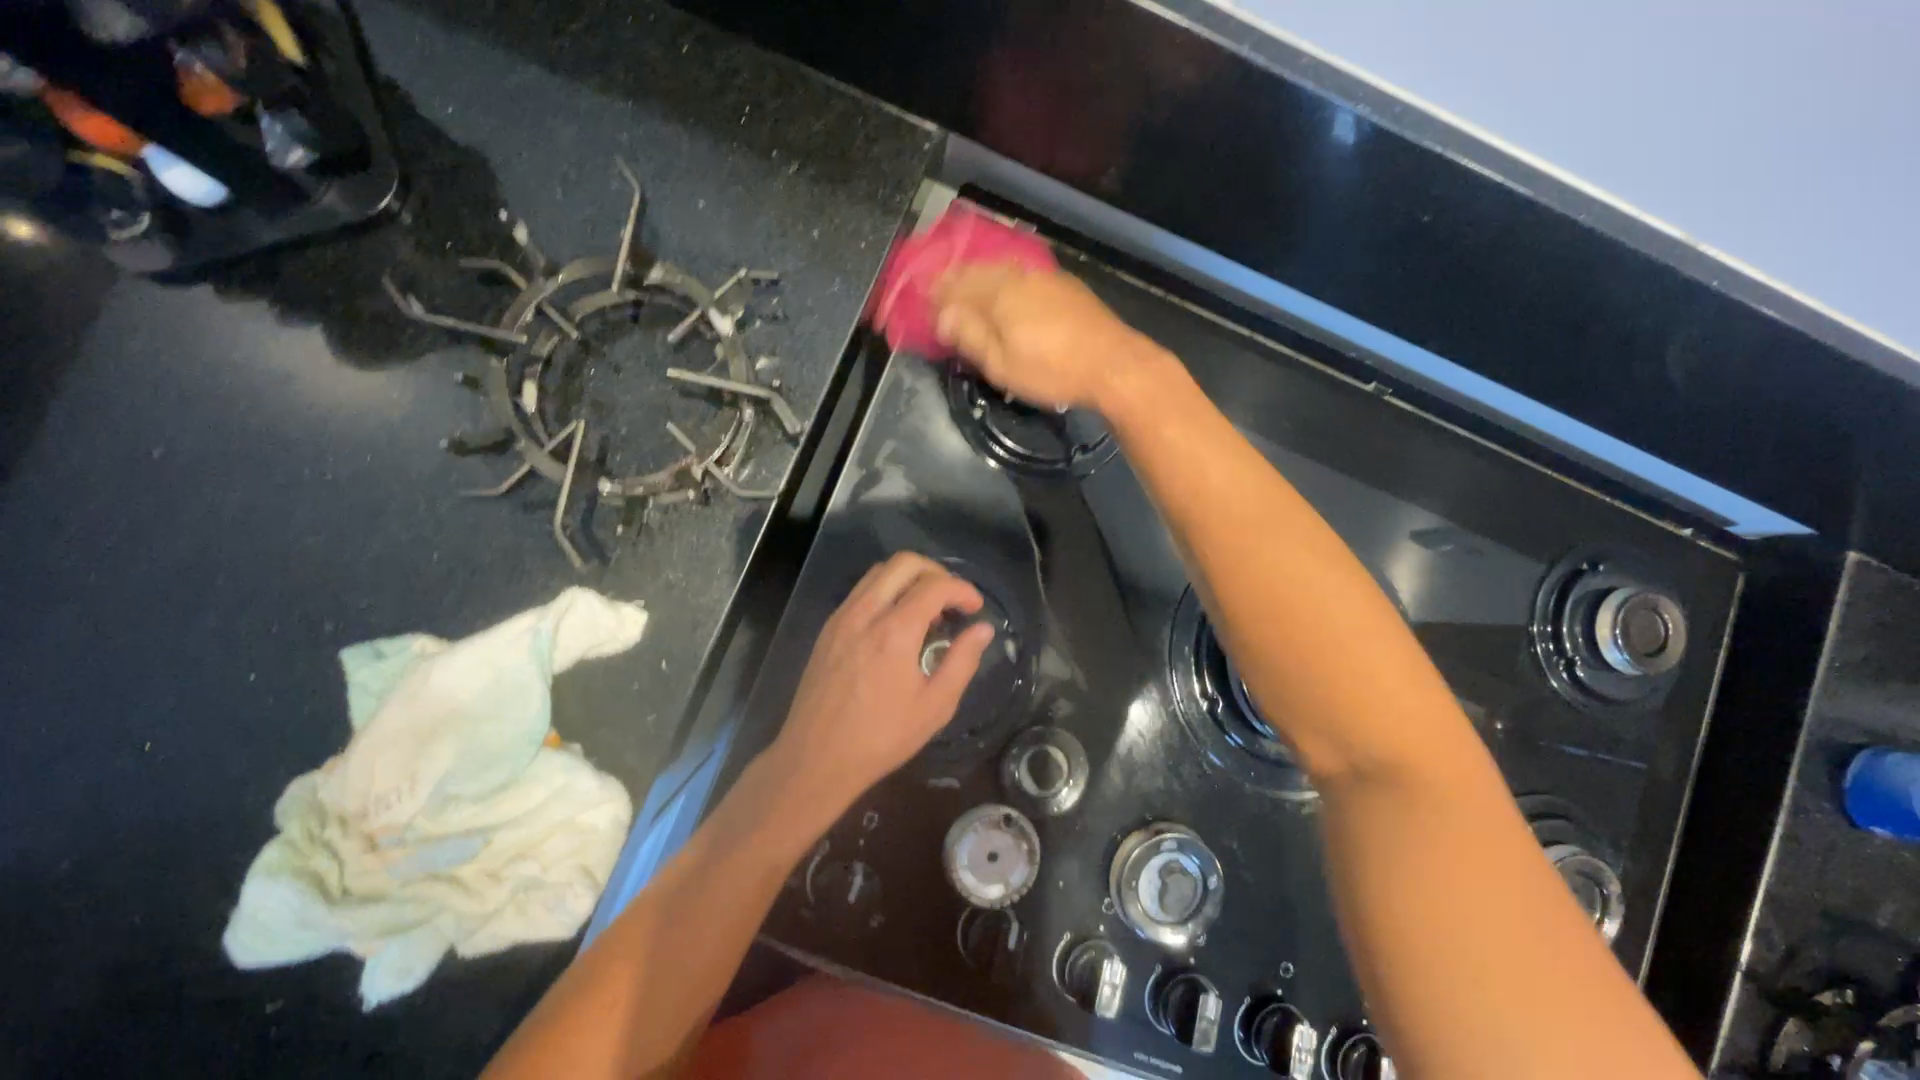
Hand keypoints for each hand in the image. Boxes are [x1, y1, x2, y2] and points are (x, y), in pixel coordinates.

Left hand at [770, 552, 995, 810]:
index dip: (962, 589)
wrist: (816, 758)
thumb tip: (983, 629)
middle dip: (935, 572)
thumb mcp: (934, 706)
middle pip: (903, 563)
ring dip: (908, 579)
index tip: (975, 608)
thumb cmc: (881, 738)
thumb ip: (962, 661)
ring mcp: (841, 618)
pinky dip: (885, 592)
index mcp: (895, 631)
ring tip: (926, 611)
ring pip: (878, 573)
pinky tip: (896, 625)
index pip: (935, 585)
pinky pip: (860, 592)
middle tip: (952, 600)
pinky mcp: (828, 630)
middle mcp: (865, 613)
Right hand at [933, 263, 1157, 410]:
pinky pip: (1024, 276)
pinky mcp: (1066, 287)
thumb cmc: (1052, 371)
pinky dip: (1006, 282)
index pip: (956, 284)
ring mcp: (1046, 277)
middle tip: (941, 295)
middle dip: (957, 281)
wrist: (1114, 365)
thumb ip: (970, 336)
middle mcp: (1020, 275)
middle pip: (979, 272)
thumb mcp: (1002, 365)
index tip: (922, 300)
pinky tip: (1008, 296)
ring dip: (982, 279)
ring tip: (970, 294)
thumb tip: (943, 316)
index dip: (936, 292)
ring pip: (1003, 271)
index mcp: (999, 292)